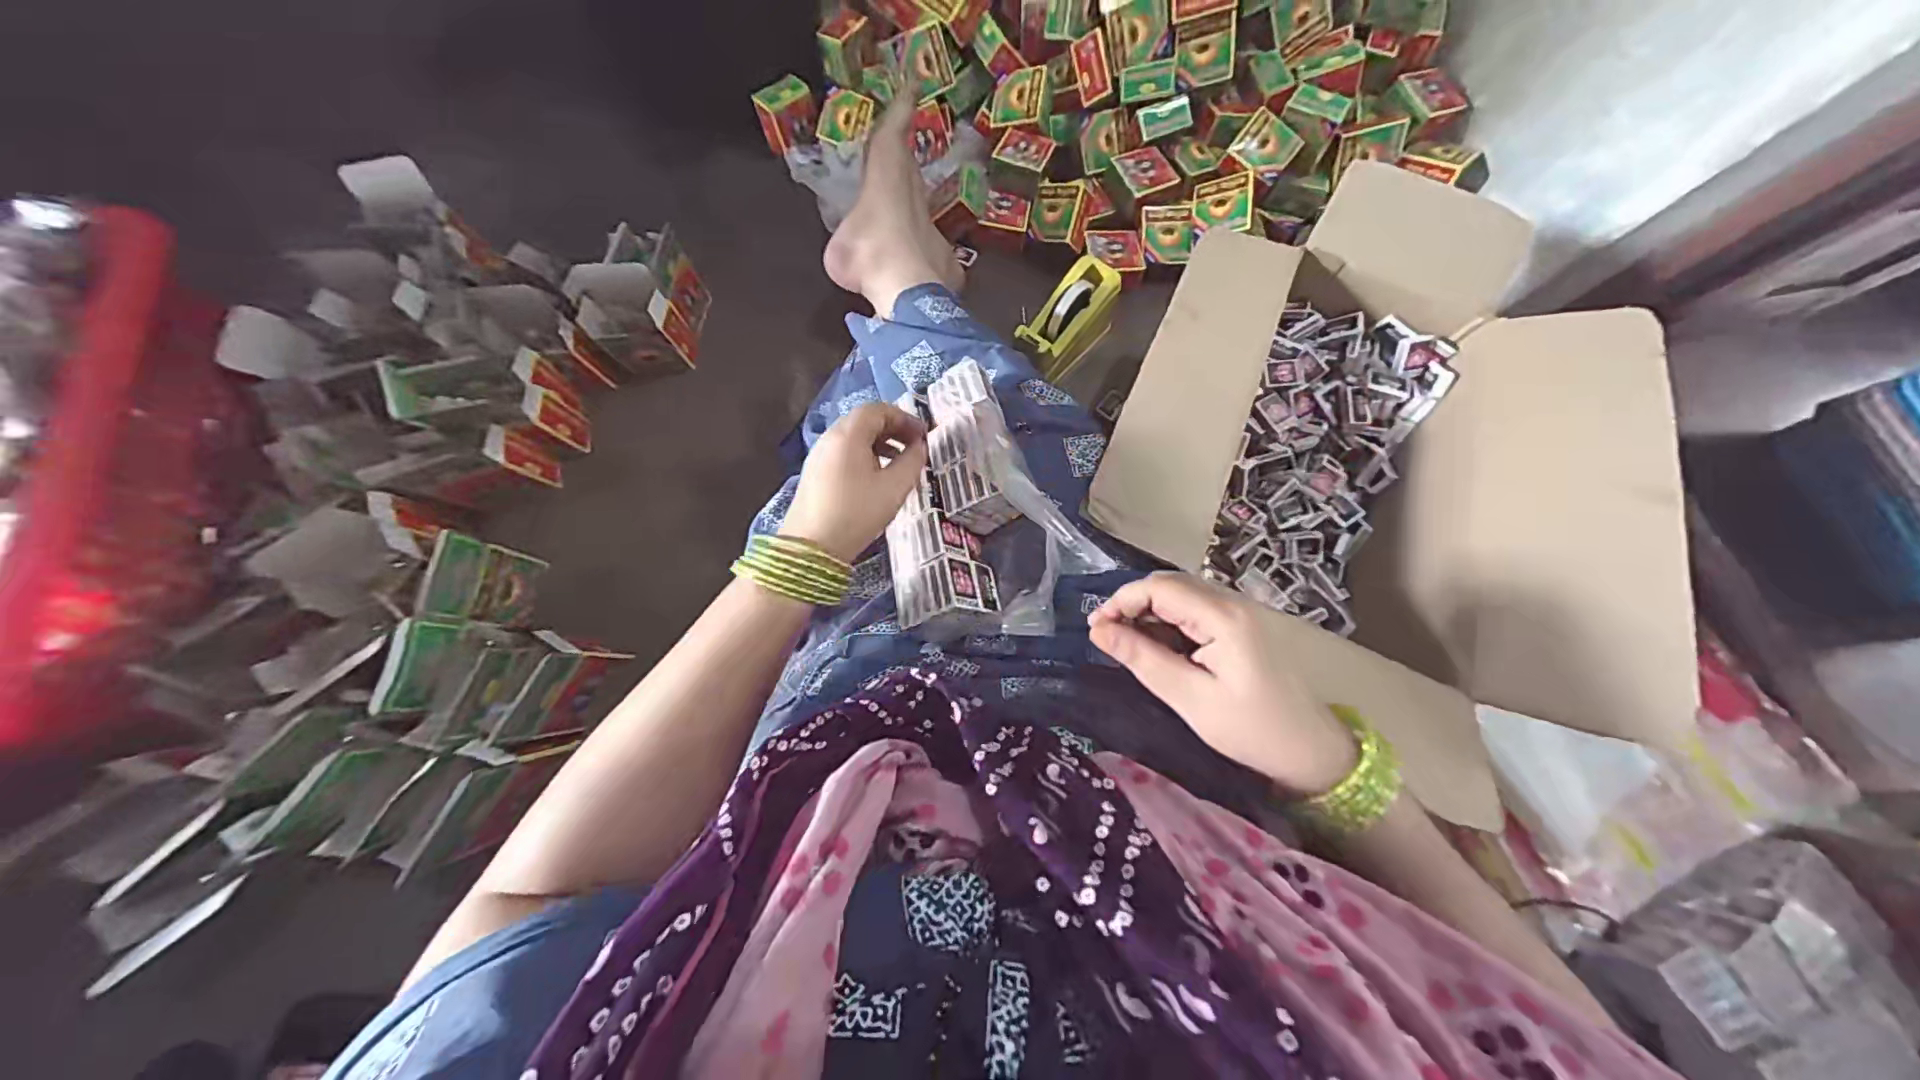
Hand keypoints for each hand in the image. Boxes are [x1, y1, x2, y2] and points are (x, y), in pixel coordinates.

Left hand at [781, 403, 929, 562]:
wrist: (811, 548)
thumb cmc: (856, 514)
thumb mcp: (894, 488)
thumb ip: (912, 462)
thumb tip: (920, 447)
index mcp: (848, 434)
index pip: (878, 410)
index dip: (904, 418)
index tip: (923, 435)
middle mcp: (830, 438)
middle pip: (864, 421)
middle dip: (893, 429)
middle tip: (914, 447)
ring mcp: (818, 456)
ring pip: (853, 438)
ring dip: (879, 444)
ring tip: (899, 463)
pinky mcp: (814, 474)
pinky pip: (843, 454)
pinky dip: (864, 456)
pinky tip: (876, 479)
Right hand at [1089, 572, 1357, 795]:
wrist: (1315, 751)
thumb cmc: (1253, 730)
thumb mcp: (1190, 698)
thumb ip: (1143, 659)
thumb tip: (1099, 631)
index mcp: (1224, 618)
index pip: (1159, 588)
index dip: (1121, 600)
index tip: (1095, 627)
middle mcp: (1234, 604)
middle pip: (1170, 584)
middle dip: (1132, 604)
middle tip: (1106, 636)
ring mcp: (1241, 612)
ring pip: (1181, 595)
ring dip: (1149, 612)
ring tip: (1127, 644)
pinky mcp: (1242, 626)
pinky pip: (1196, 610)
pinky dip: (1169, 621)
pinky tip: (1158, 647)